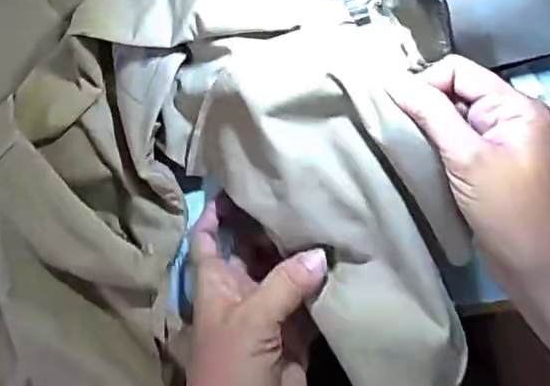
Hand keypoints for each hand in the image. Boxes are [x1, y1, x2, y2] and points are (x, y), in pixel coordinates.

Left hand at [188, 197, 327, 385]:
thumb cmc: (230, 367)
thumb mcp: (250, 318)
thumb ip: (283, 282)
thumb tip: (319, 253)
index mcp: (216, 281)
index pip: (210, 236)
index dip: (218, 211)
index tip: (237, 182)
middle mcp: (241, 290)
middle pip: (255, 250)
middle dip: (274, 228)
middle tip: (300, 197)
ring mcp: (267, 313)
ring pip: (285, 275)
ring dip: (302, 256)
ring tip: (324, 222)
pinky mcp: (293, 338)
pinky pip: (308, 304)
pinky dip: (322, 289)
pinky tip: (339, 264)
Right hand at [386, 55, 549, 290]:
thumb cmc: (514, 217)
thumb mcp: (467, 159)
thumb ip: (430, 113)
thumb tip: (392, 80)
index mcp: (518, 107)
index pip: (458, 70)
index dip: (426, 84)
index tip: (403, 113)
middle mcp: (517, 118)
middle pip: (458, 91)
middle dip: (428, 107)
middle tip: (405, 133)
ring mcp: (511, 146)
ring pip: (458, 118)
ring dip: (434, 130)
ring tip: (413, 149)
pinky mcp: (502, 171)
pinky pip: (465, 143)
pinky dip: (445, 149)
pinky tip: (430, 165)